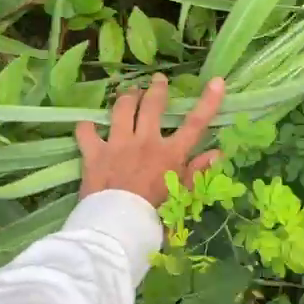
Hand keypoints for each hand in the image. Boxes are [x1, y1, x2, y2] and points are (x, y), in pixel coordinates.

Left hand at [75, 74, 225, 206]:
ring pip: (121, 109)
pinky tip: (87, 124)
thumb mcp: (183, 195)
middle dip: (157, 88)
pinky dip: (86, 126)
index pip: (195, 124)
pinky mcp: (94, 153)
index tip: (216, 81)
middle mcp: (145, 141)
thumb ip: (198, 172)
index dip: (208, 101)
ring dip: (126, 97)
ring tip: (128, 91)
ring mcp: (118, 144)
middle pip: (152, 106)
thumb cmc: (155, 214)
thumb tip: (217, 154)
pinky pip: (86, 132)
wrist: (119, 225)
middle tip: (157, 79)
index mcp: (170, 153)